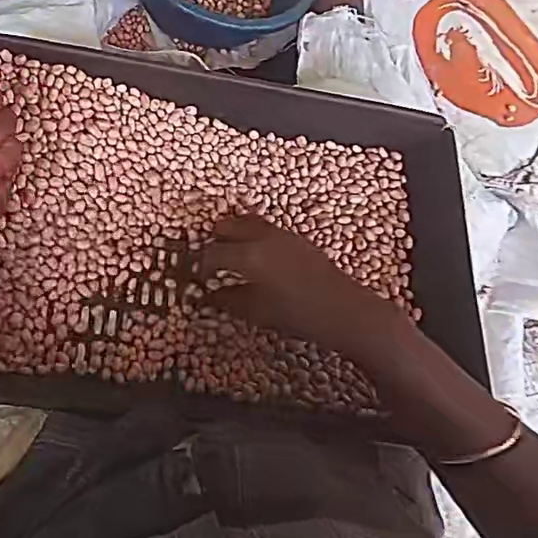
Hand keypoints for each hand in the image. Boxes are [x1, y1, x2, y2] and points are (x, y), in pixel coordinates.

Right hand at [196, 215, 409, 362]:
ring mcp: (282, 235)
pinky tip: (257, 259)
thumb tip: (208, 296)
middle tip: (209, 262)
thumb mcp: (257, 311)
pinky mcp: (297, 240)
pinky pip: (265, 230)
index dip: (199, 265)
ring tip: (231, 257)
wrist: (344, 310)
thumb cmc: (298, 314)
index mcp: (248, 256)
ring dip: (235, 236)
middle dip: (214, 241)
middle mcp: (263, 238)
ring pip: (248, 223)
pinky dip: (253, 238)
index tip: (194, 276)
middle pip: (228, 226)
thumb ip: (229, 299)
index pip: (212, 254)